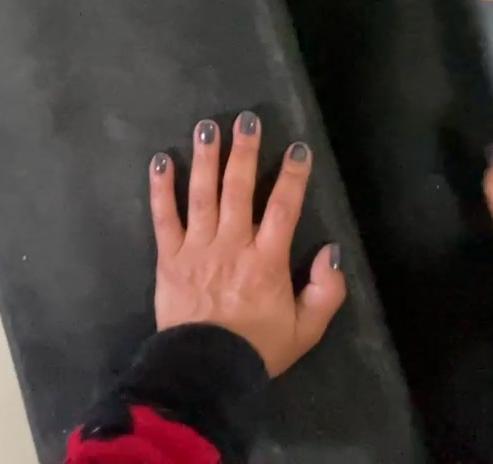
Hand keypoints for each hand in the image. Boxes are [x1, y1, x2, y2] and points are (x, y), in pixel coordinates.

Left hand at [148, 111, 346, 375]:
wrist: (206, 375)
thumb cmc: (257, 349)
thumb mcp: (305, 330)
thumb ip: (325, 291)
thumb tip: (332, 251)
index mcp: (266, 260)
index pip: (284, 208)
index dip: (292, 176)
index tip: (297, 148)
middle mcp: (232, 244)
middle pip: (239, 189)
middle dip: (244, 151)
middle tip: (247, 118)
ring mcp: (197, 248)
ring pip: (202, 194)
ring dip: (205, 157)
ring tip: (207, 125)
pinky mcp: (169, 256)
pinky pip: (164, 217)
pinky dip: (161, 188)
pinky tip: (161, 160)